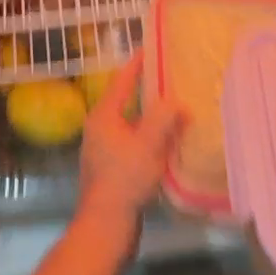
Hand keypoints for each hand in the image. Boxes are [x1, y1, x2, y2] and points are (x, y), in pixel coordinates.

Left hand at [77, 51, 187, 230]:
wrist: (106, 226)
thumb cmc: (125, 179)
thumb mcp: (148, 144)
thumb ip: (164, 117)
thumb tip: (176, 101)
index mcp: (104, 116)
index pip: (121, 80)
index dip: (137, 63)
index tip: (151, 48)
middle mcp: (99, 128)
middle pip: (125, 101)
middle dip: (148, 91)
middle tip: (171, 79)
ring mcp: (103, 150)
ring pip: (130, 124)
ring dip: (150, 118)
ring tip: (174, 110)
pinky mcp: (111, 170)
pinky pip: (133, 143)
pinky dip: (149, 138)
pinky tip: (167, 144)